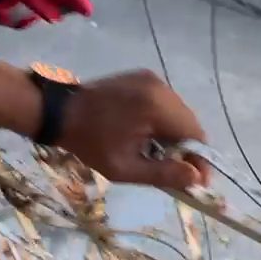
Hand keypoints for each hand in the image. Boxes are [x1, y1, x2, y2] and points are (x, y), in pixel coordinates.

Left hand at [58, 71, 212, 188]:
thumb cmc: (90, 143)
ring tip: (159, 153)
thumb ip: (163, 174)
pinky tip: (149, 134)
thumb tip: (196, 178)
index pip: (195, 135)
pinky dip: (165, 121)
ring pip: (180, 113)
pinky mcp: (144, 78)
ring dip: (176, 135)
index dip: (199, 160)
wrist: (61, 111)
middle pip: (190, 123)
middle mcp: (160, 88)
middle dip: (187, 149)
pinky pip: (166, 103)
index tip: (196, 181)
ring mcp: (152, 79)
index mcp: (157, 107)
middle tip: (176, 170)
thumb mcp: (125, 168)